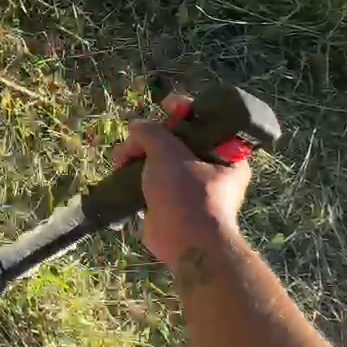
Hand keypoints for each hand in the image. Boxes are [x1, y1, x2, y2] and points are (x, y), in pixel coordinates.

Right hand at [111, 93, 251, 263]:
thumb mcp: (169, 154)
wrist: (185, 240)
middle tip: (132, 142)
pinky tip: (121, 171)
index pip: (206, 123)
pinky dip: (135, 172)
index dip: (185, 111)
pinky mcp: (169, 199)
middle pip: (176, 139)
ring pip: (159, 157)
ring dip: (136, 154)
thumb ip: (152, 132)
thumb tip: (136, 125)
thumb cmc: (187, 193)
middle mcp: (211, 169)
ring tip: (121, 160)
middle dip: (149, 137)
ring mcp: (189, 185)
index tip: (166, 105)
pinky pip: (150, 176)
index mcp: (226, 156)